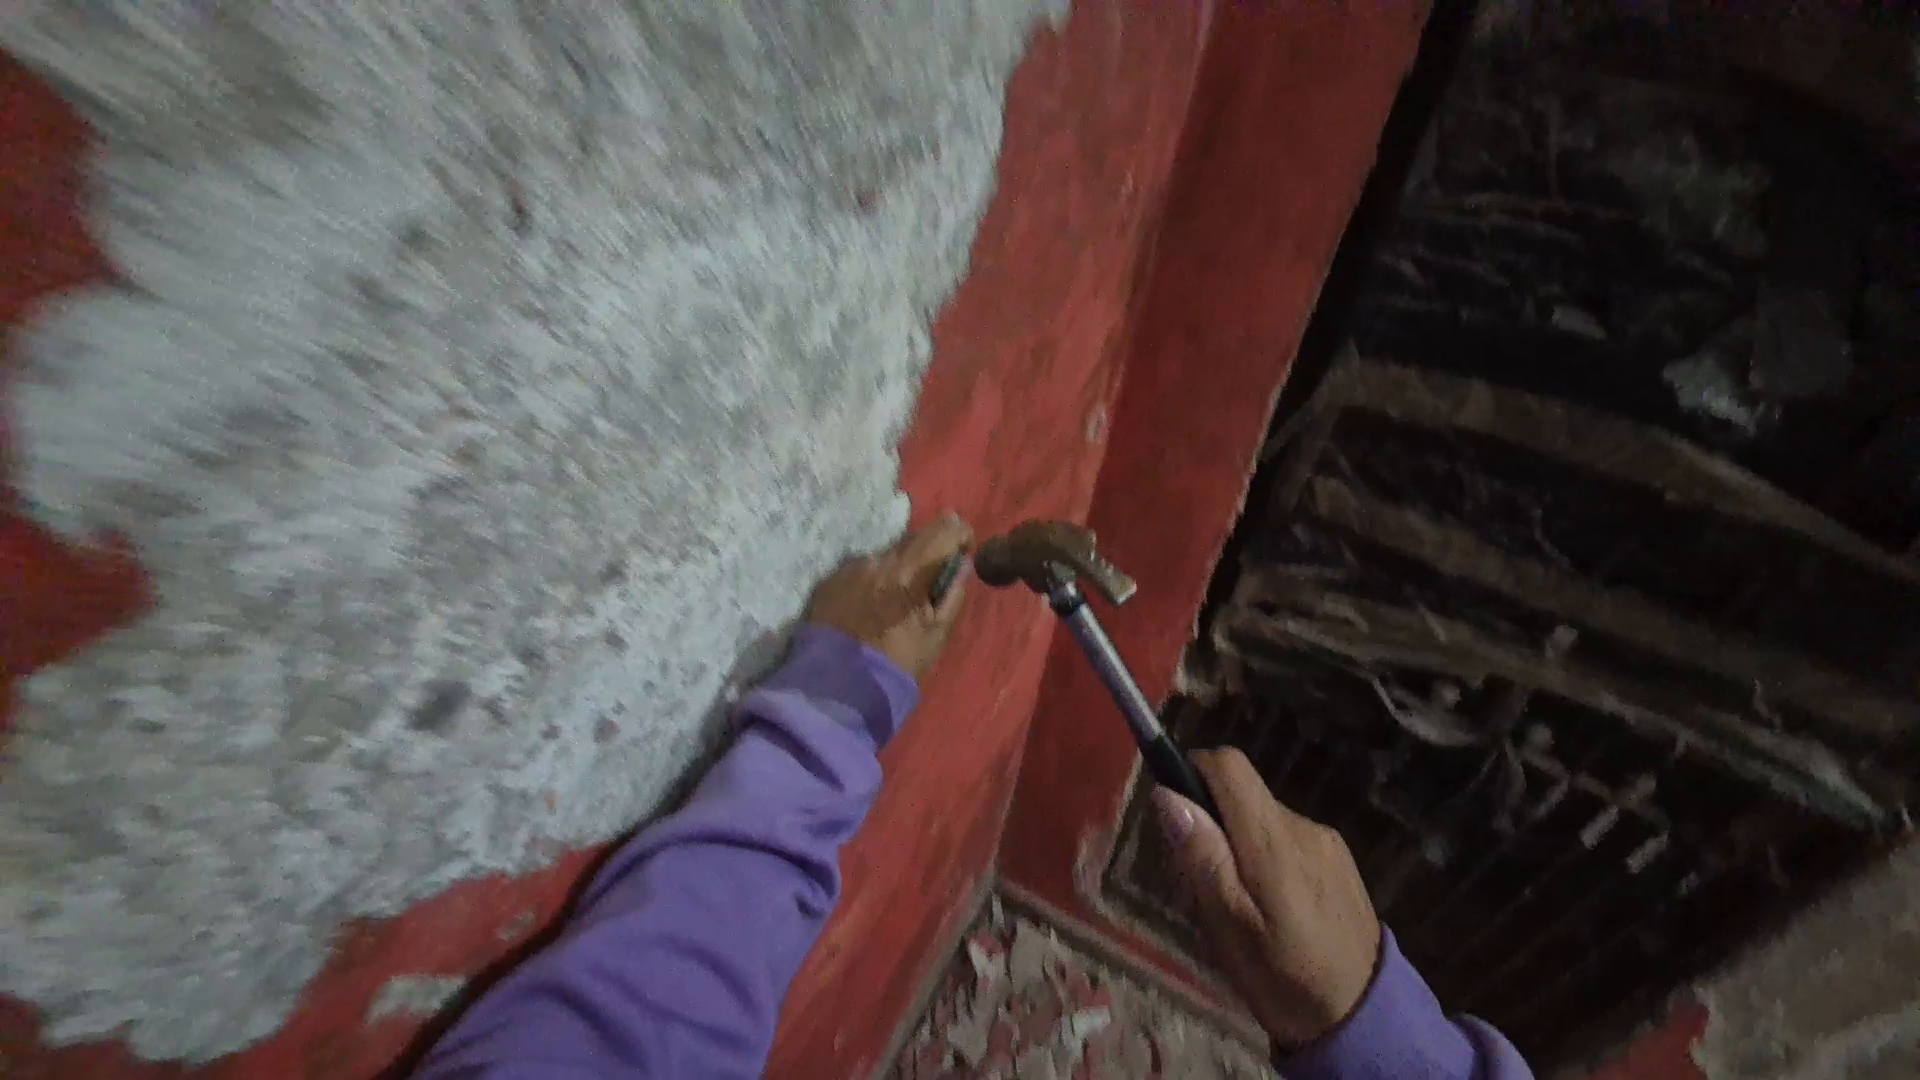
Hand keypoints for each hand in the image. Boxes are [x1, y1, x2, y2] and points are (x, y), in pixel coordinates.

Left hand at [804, 512, 972, 681]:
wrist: (836, 693)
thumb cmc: (897, 668)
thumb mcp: (937, 636)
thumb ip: (953, 594)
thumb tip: (962, 562)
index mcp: (907, 573)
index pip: (944, 528)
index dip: (960, 536)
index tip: (961, 555)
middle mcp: (876, 561)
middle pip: (913, 539)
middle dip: (926, 557)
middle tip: (924, 591)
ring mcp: (849, 569)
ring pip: (886, 557)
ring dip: (895, 572)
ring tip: (890, 607)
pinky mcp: (829, 581)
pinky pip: (860, 572)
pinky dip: (870, 584)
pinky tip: (866, 612)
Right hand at [1152, 748, 1382, 1049]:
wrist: (1366, 1021)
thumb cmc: (1283, 976)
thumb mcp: (1228, 924)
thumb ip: (1201, 854)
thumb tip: (1167, 794)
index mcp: (1272, 838)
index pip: (1228, 764)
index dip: (1193, 771)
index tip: (1178, 812)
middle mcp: (1301, 825)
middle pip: (1240, 792)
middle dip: (1211, 821)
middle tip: (1203, 882)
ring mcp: (1325, 840)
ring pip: (1261, 817)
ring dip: (1238, 843)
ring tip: (1238, 903)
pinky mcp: (1338, 858)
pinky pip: (1286, 838)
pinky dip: (1265, 856)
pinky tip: (1272, 906)